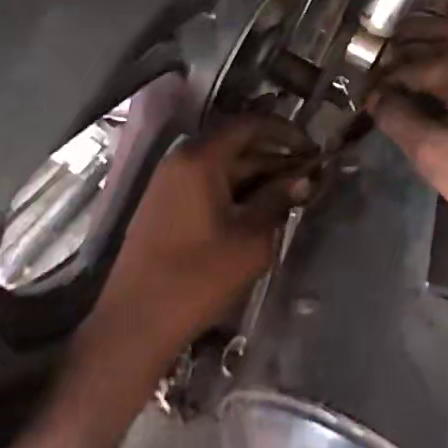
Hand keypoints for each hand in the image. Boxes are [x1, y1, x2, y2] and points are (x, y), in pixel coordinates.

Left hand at [92, 114, 313, 349]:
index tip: (312, 148)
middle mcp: (181, 159)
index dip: (284, 132)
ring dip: (256, 176)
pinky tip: (258, 210)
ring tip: (290, 195)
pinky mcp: (165, 204)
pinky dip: (234, 190)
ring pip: (222, 166)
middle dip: (274, 157)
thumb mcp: (250, 240)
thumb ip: (277, 202)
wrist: (135, 322)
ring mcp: (169, 182)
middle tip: (308, 175)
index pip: (248, 125)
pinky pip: (207, 183)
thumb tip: (305, 180)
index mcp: (200, 158)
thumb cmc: (197, 278)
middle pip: (235, 144)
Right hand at [368, 17, 447, 236]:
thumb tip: (376, 97)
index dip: (381, 79)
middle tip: (383, 63)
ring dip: (438, 38)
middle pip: (434, 35)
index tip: (366, 96)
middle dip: (403, 46)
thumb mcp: (441, 161)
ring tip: (417, 51)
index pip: (405, 64)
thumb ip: (402, 123)